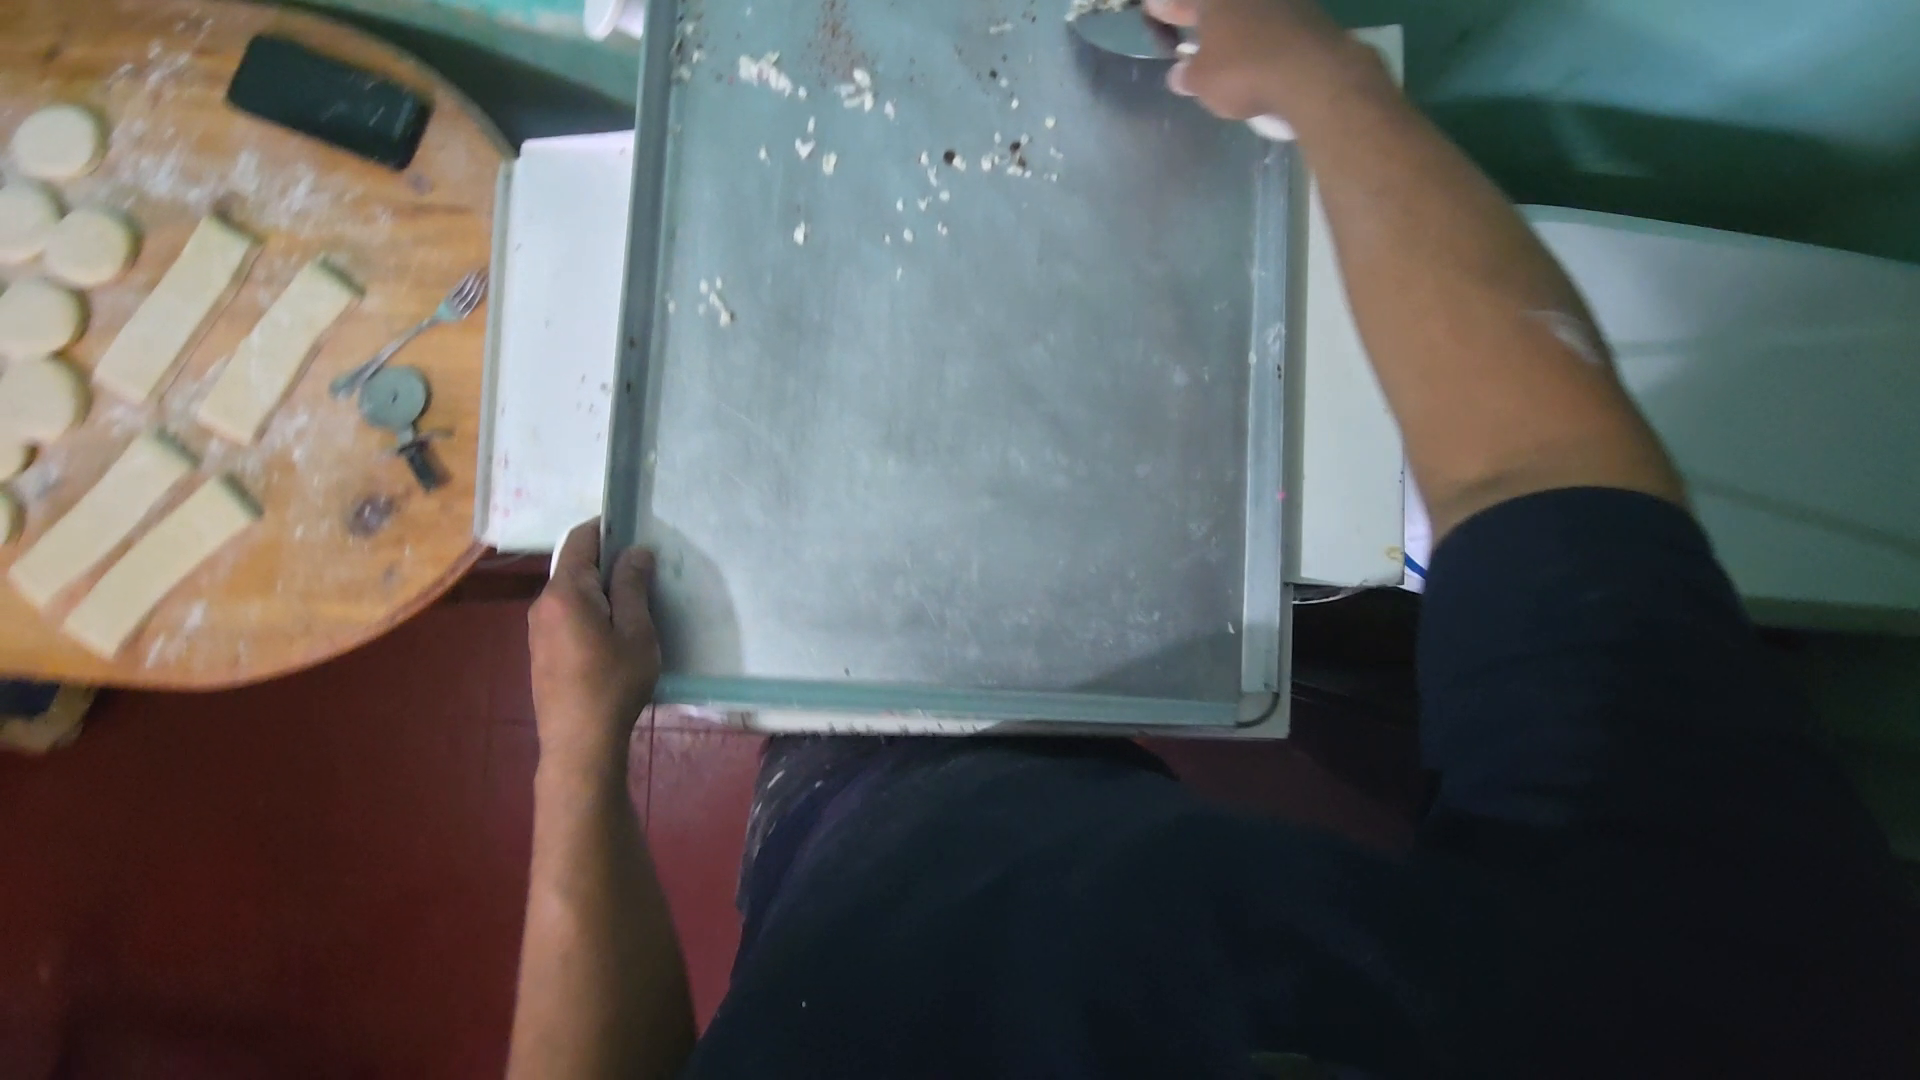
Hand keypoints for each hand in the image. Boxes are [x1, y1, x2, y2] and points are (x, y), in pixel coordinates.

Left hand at [528, 520, 659, 773]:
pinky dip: (591, 611)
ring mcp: (538, 630)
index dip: (606, 528)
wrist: (580, 741)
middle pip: (575, 567)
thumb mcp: (636, 631)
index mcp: (565, 592)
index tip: (635, 530)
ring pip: (572, 594)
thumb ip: (633, 586)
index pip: (581, 541)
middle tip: (647, 573)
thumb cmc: (614, 682)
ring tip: (636, 606)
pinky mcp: (542, 652)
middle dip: (609, 563)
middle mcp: (543, 604)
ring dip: (601, 591)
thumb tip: (635, 552)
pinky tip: (615, 634)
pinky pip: (567, 616)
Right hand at [1145, 0, 1379, 123]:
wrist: (1309, 72)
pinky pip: (1267, 18)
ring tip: (1213, 43)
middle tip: (1179, 22)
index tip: (1153, 10)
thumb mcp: (1202, 81)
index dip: (1165, 8)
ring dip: (1227, 22)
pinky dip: (1253, 31)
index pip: (1183, 1)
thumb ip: (1186, 75)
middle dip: (1194, 11)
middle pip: (1215, 3)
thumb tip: (1178, 74)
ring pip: (1243, 8)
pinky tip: (1246, 48)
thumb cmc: (1242, 71)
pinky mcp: (1303, 12)